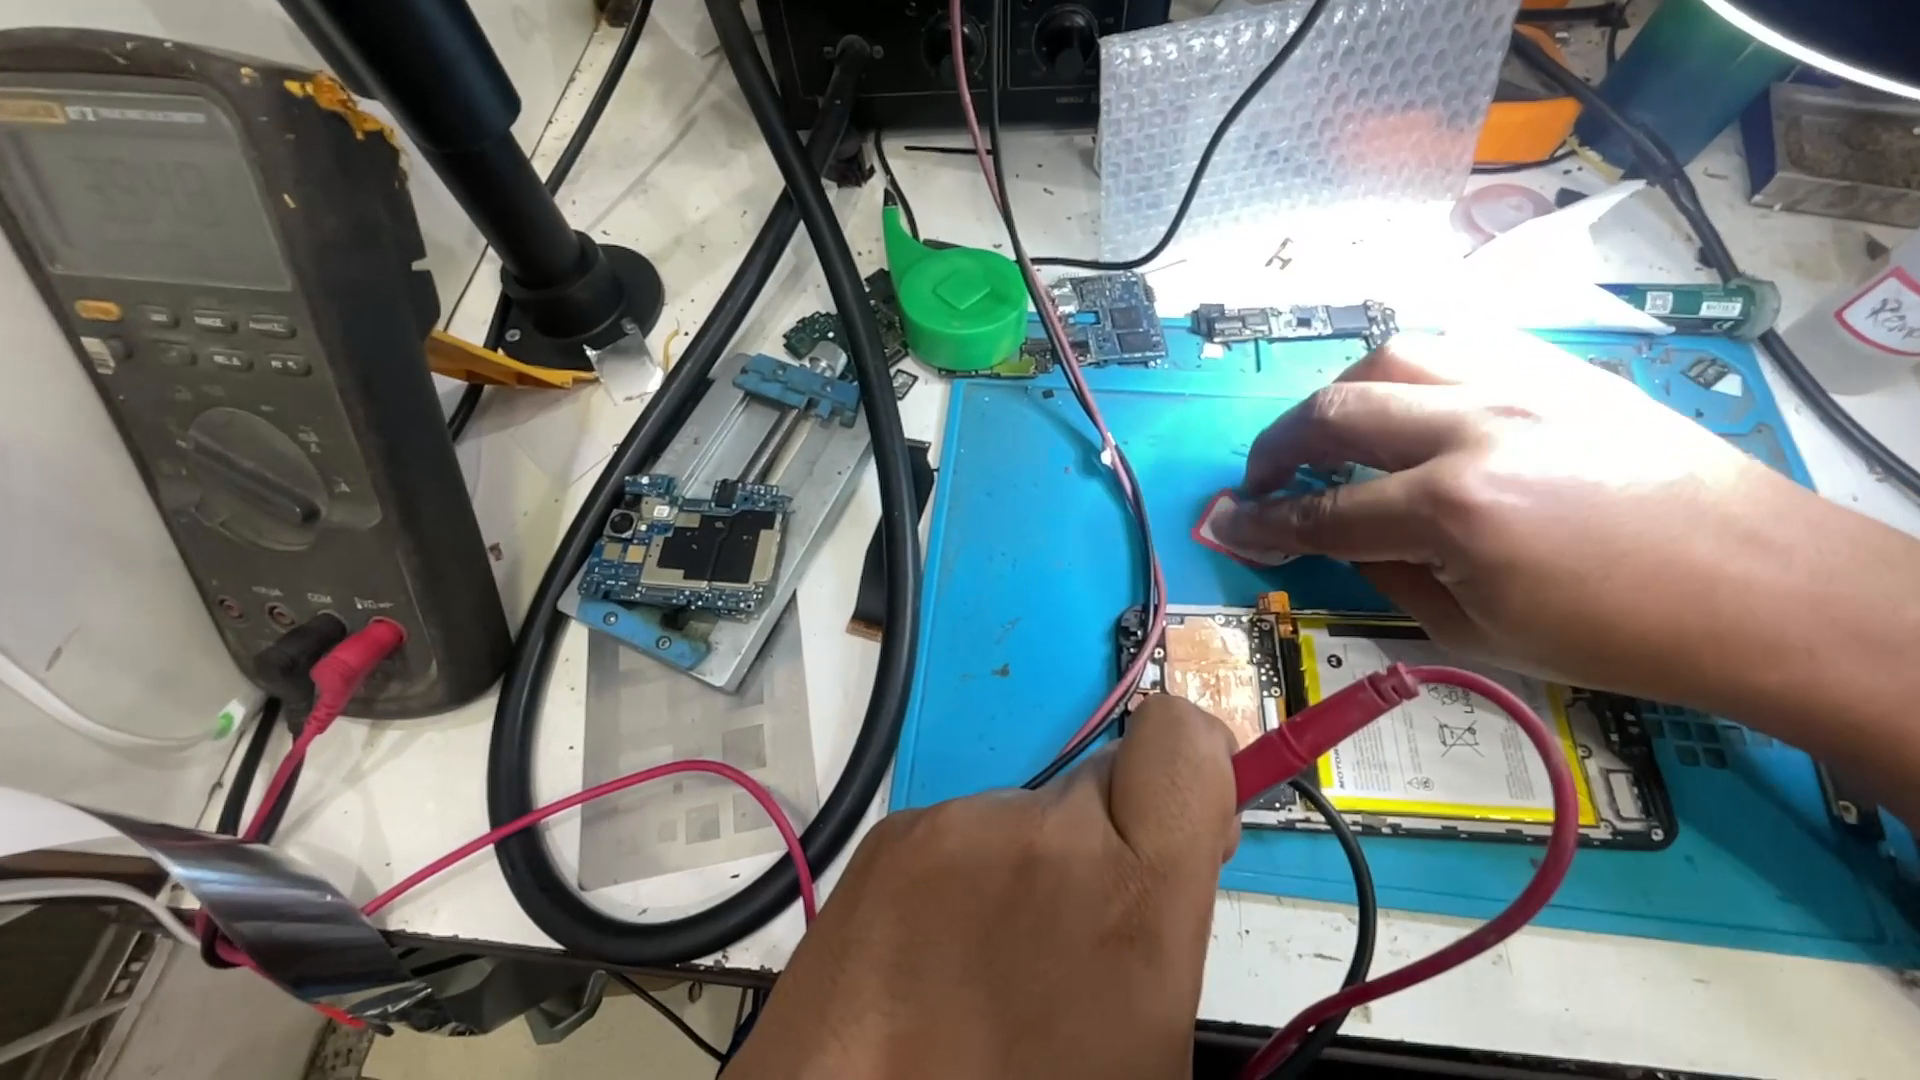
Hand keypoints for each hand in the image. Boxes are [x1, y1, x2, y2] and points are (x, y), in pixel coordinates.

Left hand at [727, 695, 1238, 1079]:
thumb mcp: (1145, 1036)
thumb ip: (1162, 915)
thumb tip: (1163, 857)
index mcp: (1127, 894)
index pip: (1178, 741)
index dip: (1191, 755)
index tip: (1182, 806)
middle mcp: (1038, 834)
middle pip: (1100, 781)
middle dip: (1104, 839)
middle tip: (1078, 927)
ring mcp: (952, 827)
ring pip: (1026, 810)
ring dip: (1027, 864)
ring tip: (994, 958)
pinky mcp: (889, 836)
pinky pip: (959, 832)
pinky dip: (964, 876)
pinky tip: (939, 950)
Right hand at [1211, 330, 1852, 709]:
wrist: (1762, 590)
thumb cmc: (1613, 636)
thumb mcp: (1470, 631)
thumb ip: (1382, 571)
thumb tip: (1324, 539)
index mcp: (1452, 512)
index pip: (1322, 512)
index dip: (1262, 523)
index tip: (1226, 523)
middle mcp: (1474, 429)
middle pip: (1334, 414)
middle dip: (1276, 448)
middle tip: (1263, 478)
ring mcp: (1521, 387)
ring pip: (1388, 359)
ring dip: (1335, 398)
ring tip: (1328, 433)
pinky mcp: (1560, 371)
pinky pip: (1456, 349)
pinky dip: (1406, 376)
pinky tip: (1405, 406)